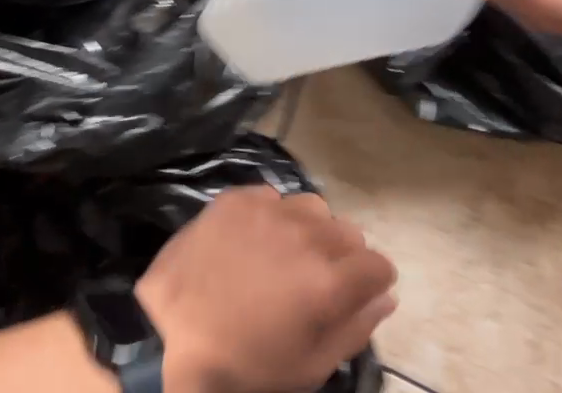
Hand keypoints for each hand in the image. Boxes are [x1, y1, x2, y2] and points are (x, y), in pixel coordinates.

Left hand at [134, 186, 394, 392]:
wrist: (176, 333)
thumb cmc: (249, 362)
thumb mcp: (313, 364)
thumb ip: (357, 327)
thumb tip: (385, 296)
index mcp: (329, 281)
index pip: (379, 264)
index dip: (372, 283)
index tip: (356, 294)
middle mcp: (303, 237)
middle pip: (348, 232)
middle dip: (343, 256)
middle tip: (317, 279)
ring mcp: (265, 213)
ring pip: (312, 206)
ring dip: (310, 228)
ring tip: (288, 253)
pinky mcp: (232, 200)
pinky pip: (270, 195)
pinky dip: (272, 213)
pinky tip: (256, 238)